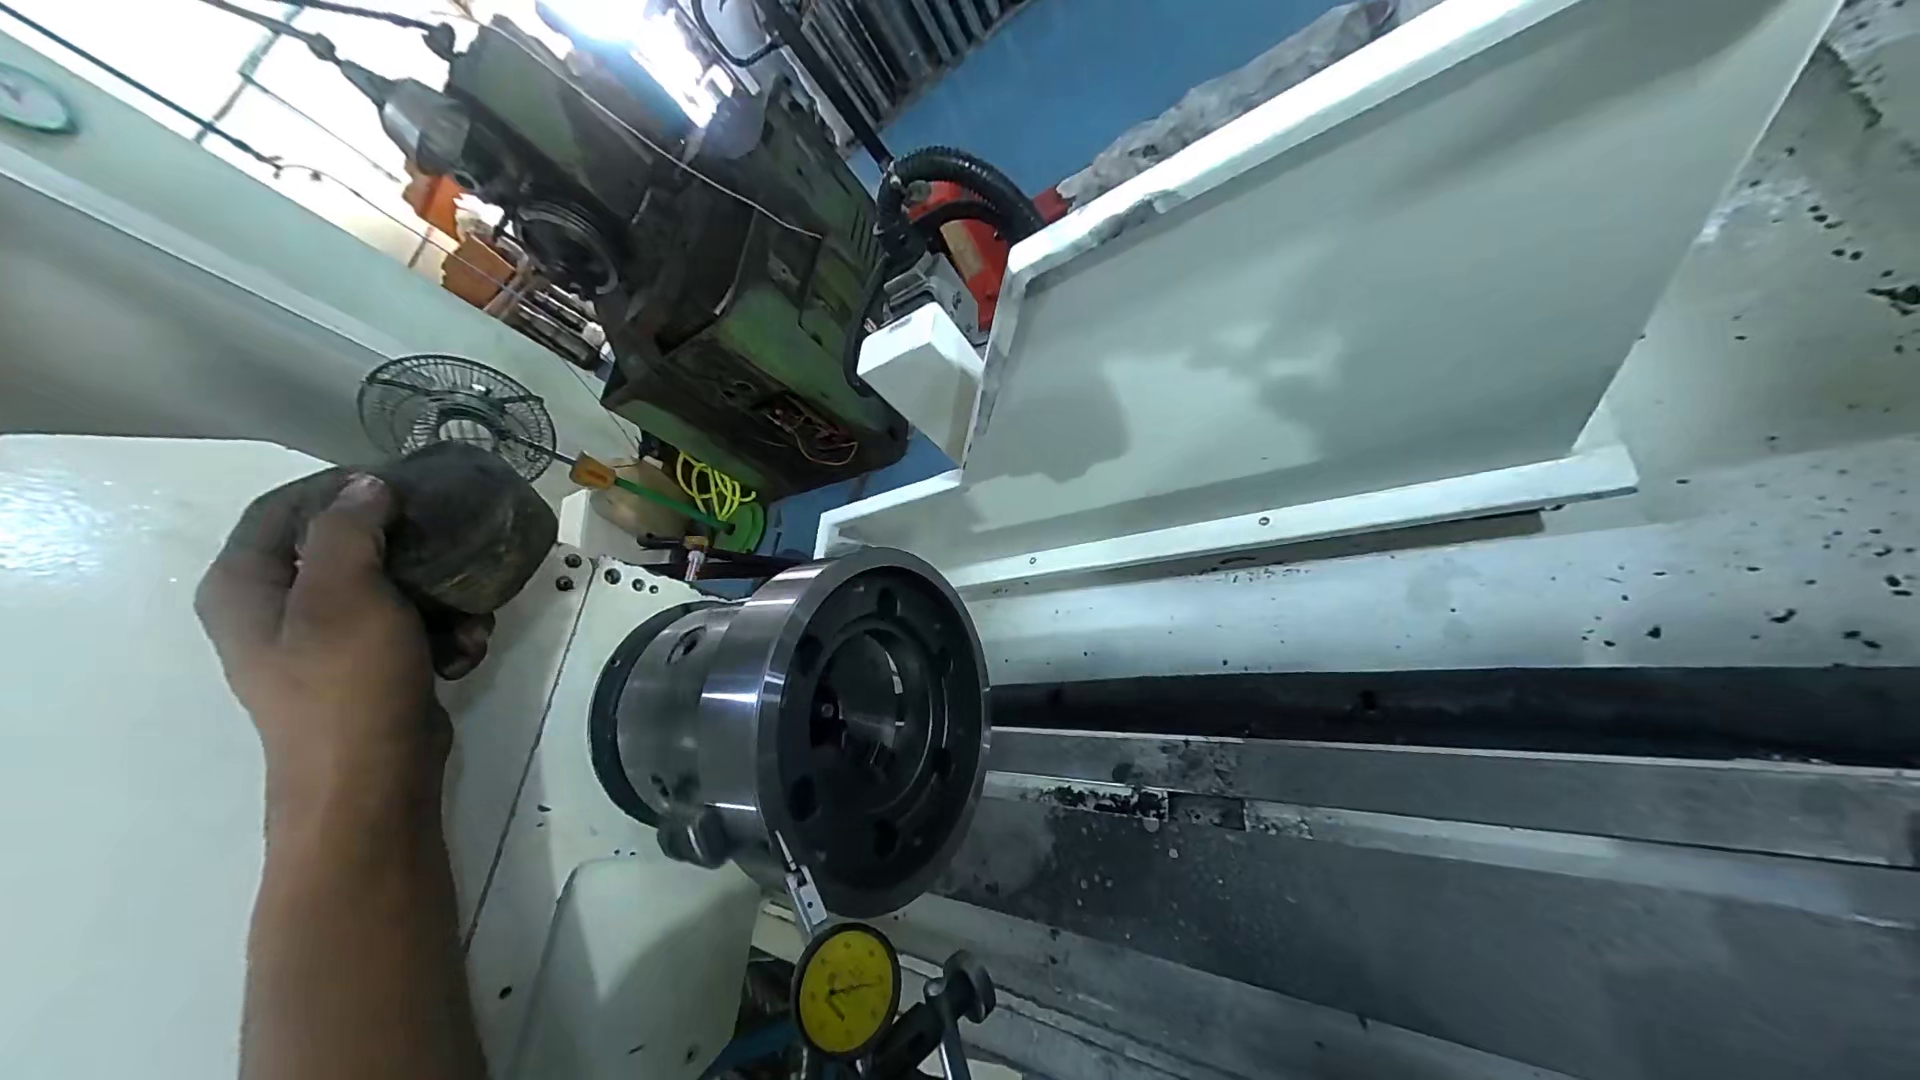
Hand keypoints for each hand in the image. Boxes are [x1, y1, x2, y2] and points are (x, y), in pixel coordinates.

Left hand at [196, 472, 492, 816]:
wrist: (374, 774)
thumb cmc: (347, 681)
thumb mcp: (344, 595)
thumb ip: (349, 531)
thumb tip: (368, 485)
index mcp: (249, 585)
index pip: (285, 507)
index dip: (342, 486)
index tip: (406, 481)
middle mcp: (283, 607)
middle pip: (350, 546)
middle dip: (413, 548)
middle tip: (455, 538)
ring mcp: (332, 639)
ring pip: (395, 587)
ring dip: (444, 598)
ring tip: (472, 620)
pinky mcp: (376, 662)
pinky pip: (415, 626)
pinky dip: (447, 634)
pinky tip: (464, 653)